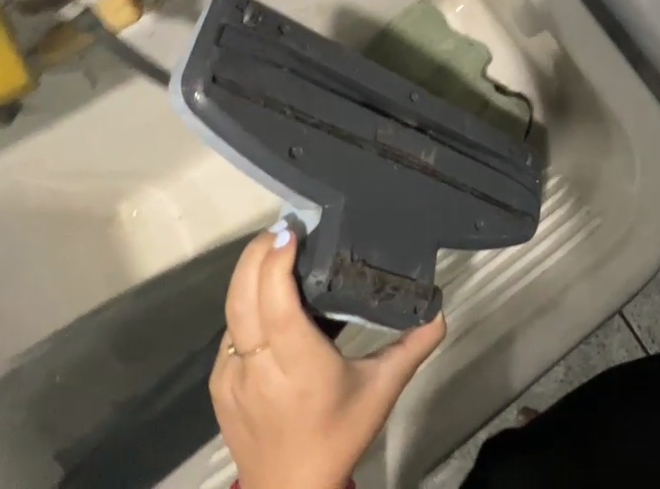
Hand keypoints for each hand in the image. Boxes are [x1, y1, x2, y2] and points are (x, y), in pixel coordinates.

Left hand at [210, 221, 447, 488]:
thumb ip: (414, 346)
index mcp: (298, 367)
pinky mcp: (219, 383)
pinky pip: (232, 330)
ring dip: (250, 273)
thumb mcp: (384, 389)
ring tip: (277, 246)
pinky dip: (247, 301)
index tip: (291, 231)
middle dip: (258, 254)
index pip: (276, 306)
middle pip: (243, 298)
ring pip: (232, 311)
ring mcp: (231, 376)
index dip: (276, 264)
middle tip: (286, 224)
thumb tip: (440, 309)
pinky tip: (268, 290)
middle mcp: (258, 367)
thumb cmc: (340, 434)